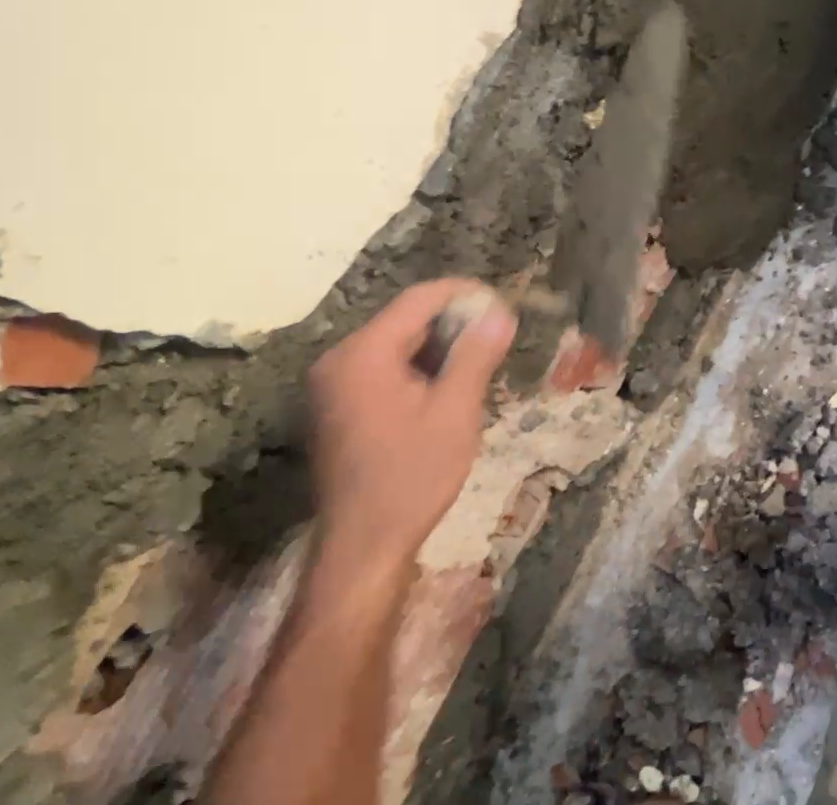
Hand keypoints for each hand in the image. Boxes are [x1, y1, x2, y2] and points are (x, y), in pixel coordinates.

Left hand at [306, 279, 517, 568]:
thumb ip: (475, 356)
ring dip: (438, 348)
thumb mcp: (455, 412)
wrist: (364, 543)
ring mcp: (332, 385)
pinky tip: (448, 389)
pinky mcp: (337, 407)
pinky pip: (382, 370)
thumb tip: (500, 313)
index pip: (418, 300)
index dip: (464, 295)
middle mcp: (339, 359)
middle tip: (498, 337)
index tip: (503, 304)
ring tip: (481, 363)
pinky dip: (418, 370)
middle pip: (404, 321)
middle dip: (454, 323)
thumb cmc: (413, 476)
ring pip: (395, 346)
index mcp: (363, 354)